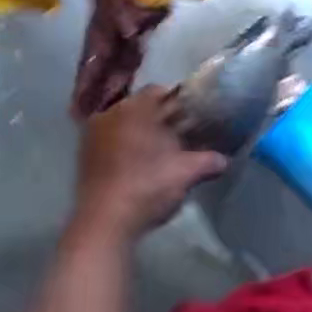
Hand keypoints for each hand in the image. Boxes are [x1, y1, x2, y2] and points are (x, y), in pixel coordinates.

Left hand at [71, 85, 228, 243]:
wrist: (106, 220)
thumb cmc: (149, 187)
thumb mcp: (188, 173)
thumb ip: (210, 160)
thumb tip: (224, 159)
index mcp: (135, 110)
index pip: (161, 91)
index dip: (184, 101)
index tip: (200, 117)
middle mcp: (110, 114)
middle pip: (144, 108)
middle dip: (166, 119)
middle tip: (188, 136)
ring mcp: (93, 134)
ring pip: (128, 124)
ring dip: (148, 134)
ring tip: (169, 153)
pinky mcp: (86, 154)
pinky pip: (115, 140)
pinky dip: (132, 146)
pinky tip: (147, 165)